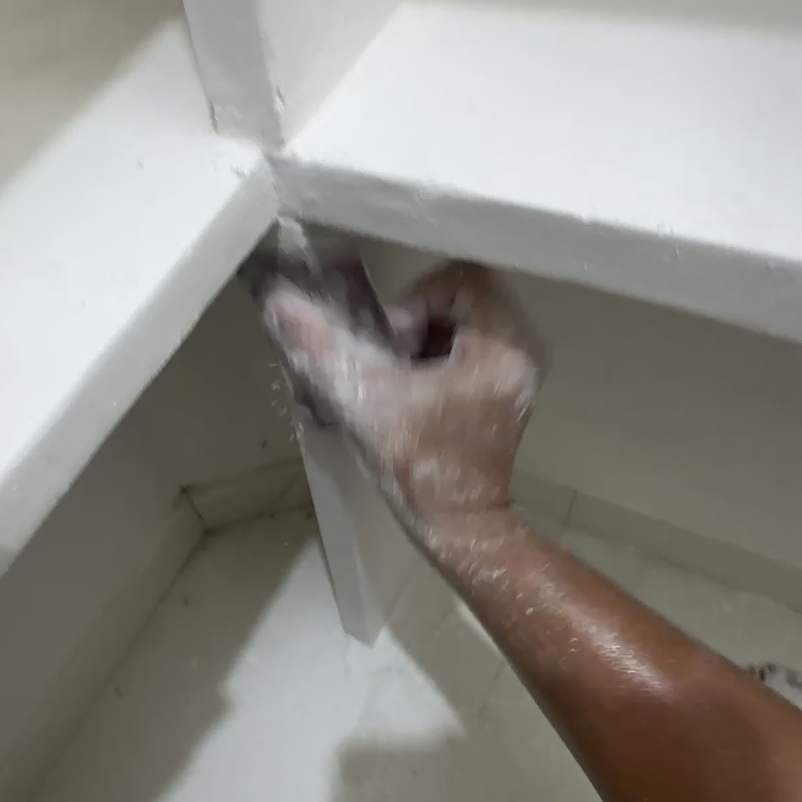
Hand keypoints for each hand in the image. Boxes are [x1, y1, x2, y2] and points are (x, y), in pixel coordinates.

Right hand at [259, 261, 540, 538]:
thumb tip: (279, 302)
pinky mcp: (504, 386)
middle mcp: (522, 349)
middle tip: (391, 363)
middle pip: (460, 296)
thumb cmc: (417, 466)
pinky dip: (433, 356)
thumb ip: (322, 349)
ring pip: (461, 319)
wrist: (455, 523)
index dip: (413, 302)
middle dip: (415, 321)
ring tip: (400, 379)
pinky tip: (413, 391)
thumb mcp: (364, 402)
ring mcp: (516, 369)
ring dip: (421, 338)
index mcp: (503, 345)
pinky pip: (467, 343)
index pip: (459, 279)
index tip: (391, 345)